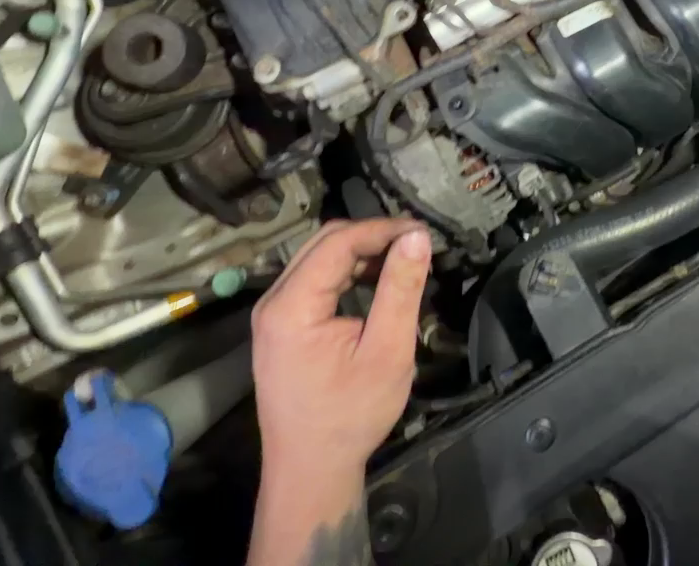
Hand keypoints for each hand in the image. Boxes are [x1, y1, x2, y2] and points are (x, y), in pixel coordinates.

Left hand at [249, 220, 430, 524]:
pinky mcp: (282, 323)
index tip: (424, 233)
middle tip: (417, 243)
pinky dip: (350, 269)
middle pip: (326, 242)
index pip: (340, 242)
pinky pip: (316, 277)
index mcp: (291, 306)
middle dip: (374, 235)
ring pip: (320, 256)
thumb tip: (417, 237)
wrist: (311, 469)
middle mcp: (274, 301)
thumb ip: (401, 289)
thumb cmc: (350, 414)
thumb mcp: (387, 351)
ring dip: (363, 250)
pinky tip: (379, 279)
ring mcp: (274, 312)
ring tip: (404, 258)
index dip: (384, 230)